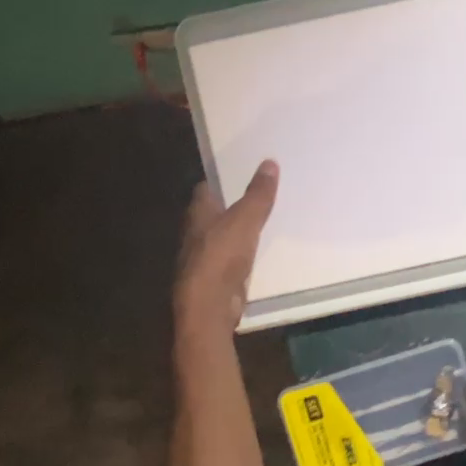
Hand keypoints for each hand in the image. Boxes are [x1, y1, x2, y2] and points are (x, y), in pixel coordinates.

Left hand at [176, 160, 278, 337]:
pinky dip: (242, 256)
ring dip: (237, 232)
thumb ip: (258, 195)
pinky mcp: (216, 279)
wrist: (211, 304)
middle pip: (214, 214)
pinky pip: (231, 261)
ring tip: (264, 223)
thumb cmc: (222, 256)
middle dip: (231, 206)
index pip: (206, 189)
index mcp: (198, 213)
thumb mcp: (245, 220)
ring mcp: (205, 258)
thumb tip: (270, 162)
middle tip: (259, 196)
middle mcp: (196, 233)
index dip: (221, 181)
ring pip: (222, 238)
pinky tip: (258, 255)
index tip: (241, 174)